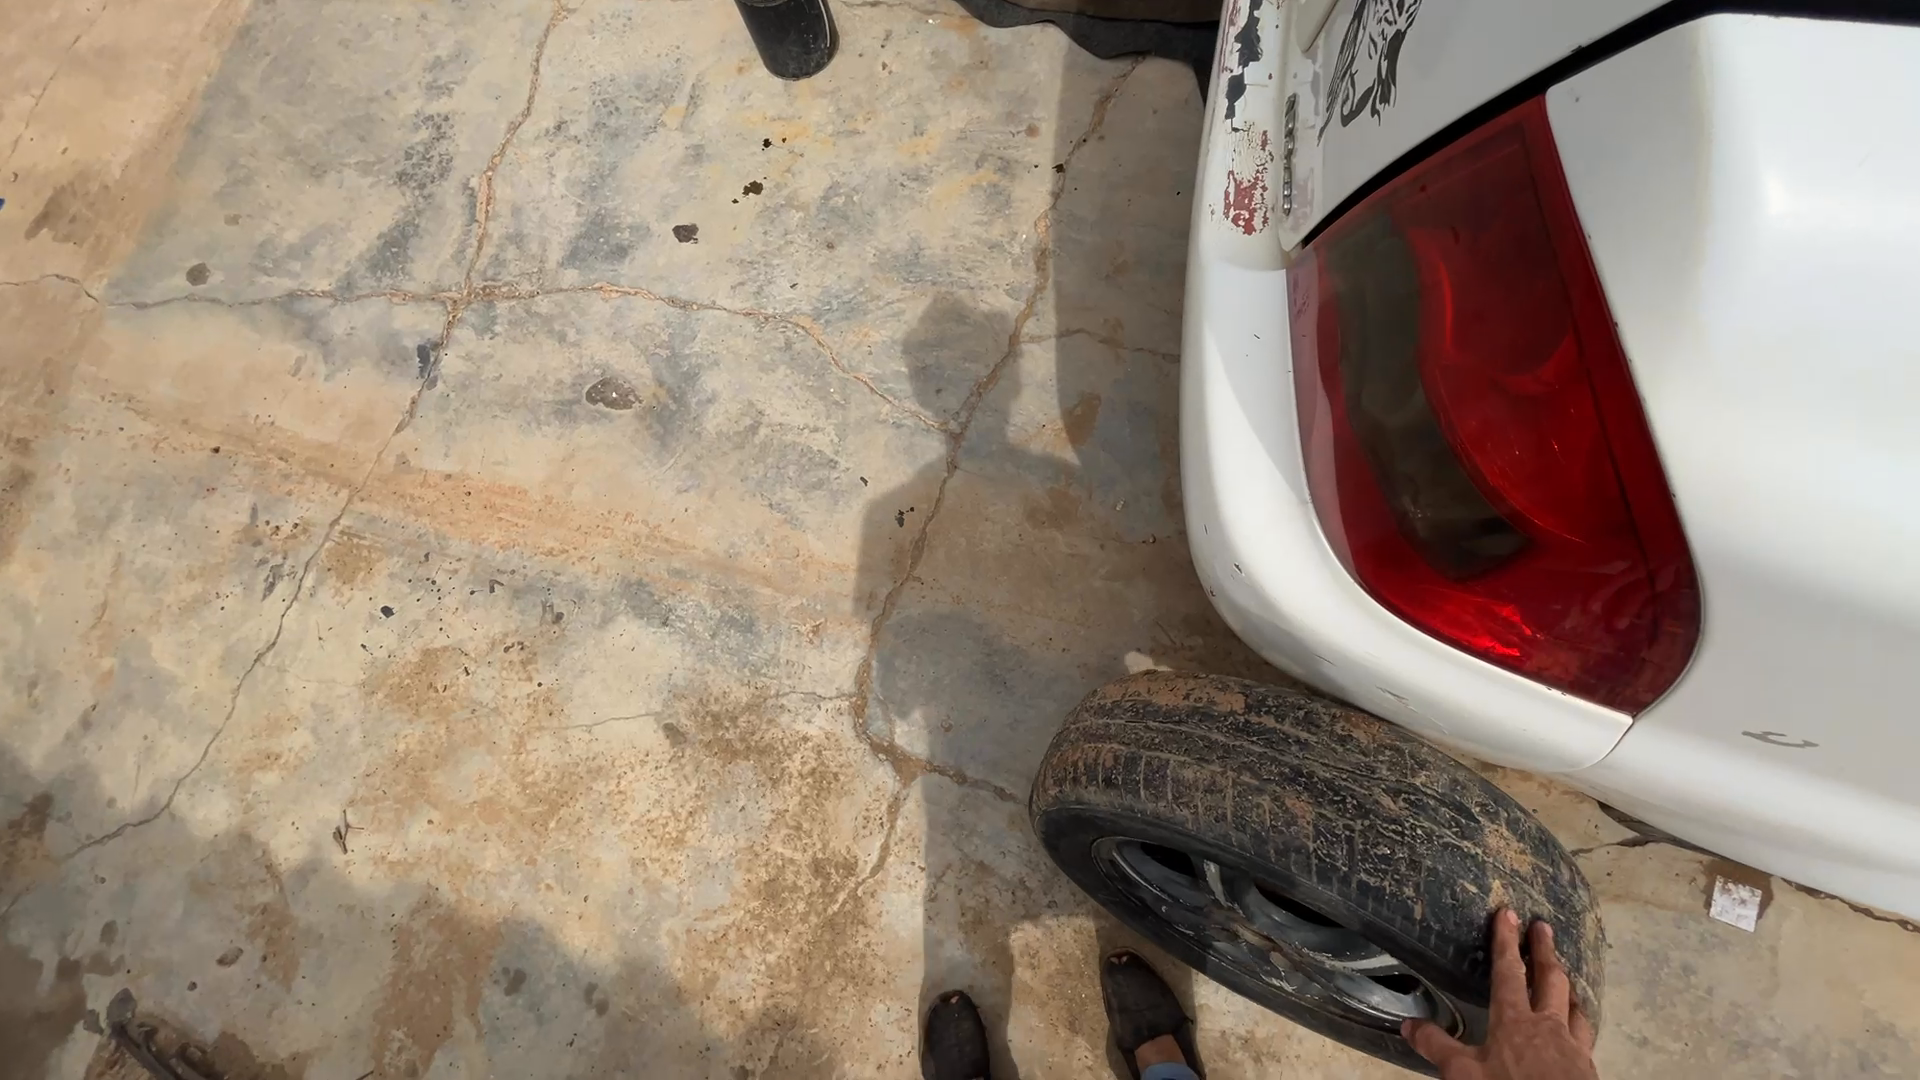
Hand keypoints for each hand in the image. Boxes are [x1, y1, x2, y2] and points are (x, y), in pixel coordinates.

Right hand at [1401, 908, 1598, 1079]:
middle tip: (1543, 926)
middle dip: (1545, 950)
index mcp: (1515, 1020)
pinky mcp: (1590, 1073)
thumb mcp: (1463, 1074)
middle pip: (1551, 980)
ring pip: (1576, 1010)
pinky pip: (1586, 1038)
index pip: (1509, 971)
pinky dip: (1579, 1023)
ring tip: (1566, 978)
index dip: (1506, 940)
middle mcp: (1549, 1028)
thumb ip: (1436, 1045)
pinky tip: (1575, 1030)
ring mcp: (1575, 1051)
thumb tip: (1407, 1023)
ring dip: (1568, 988)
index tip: (1507, 912)